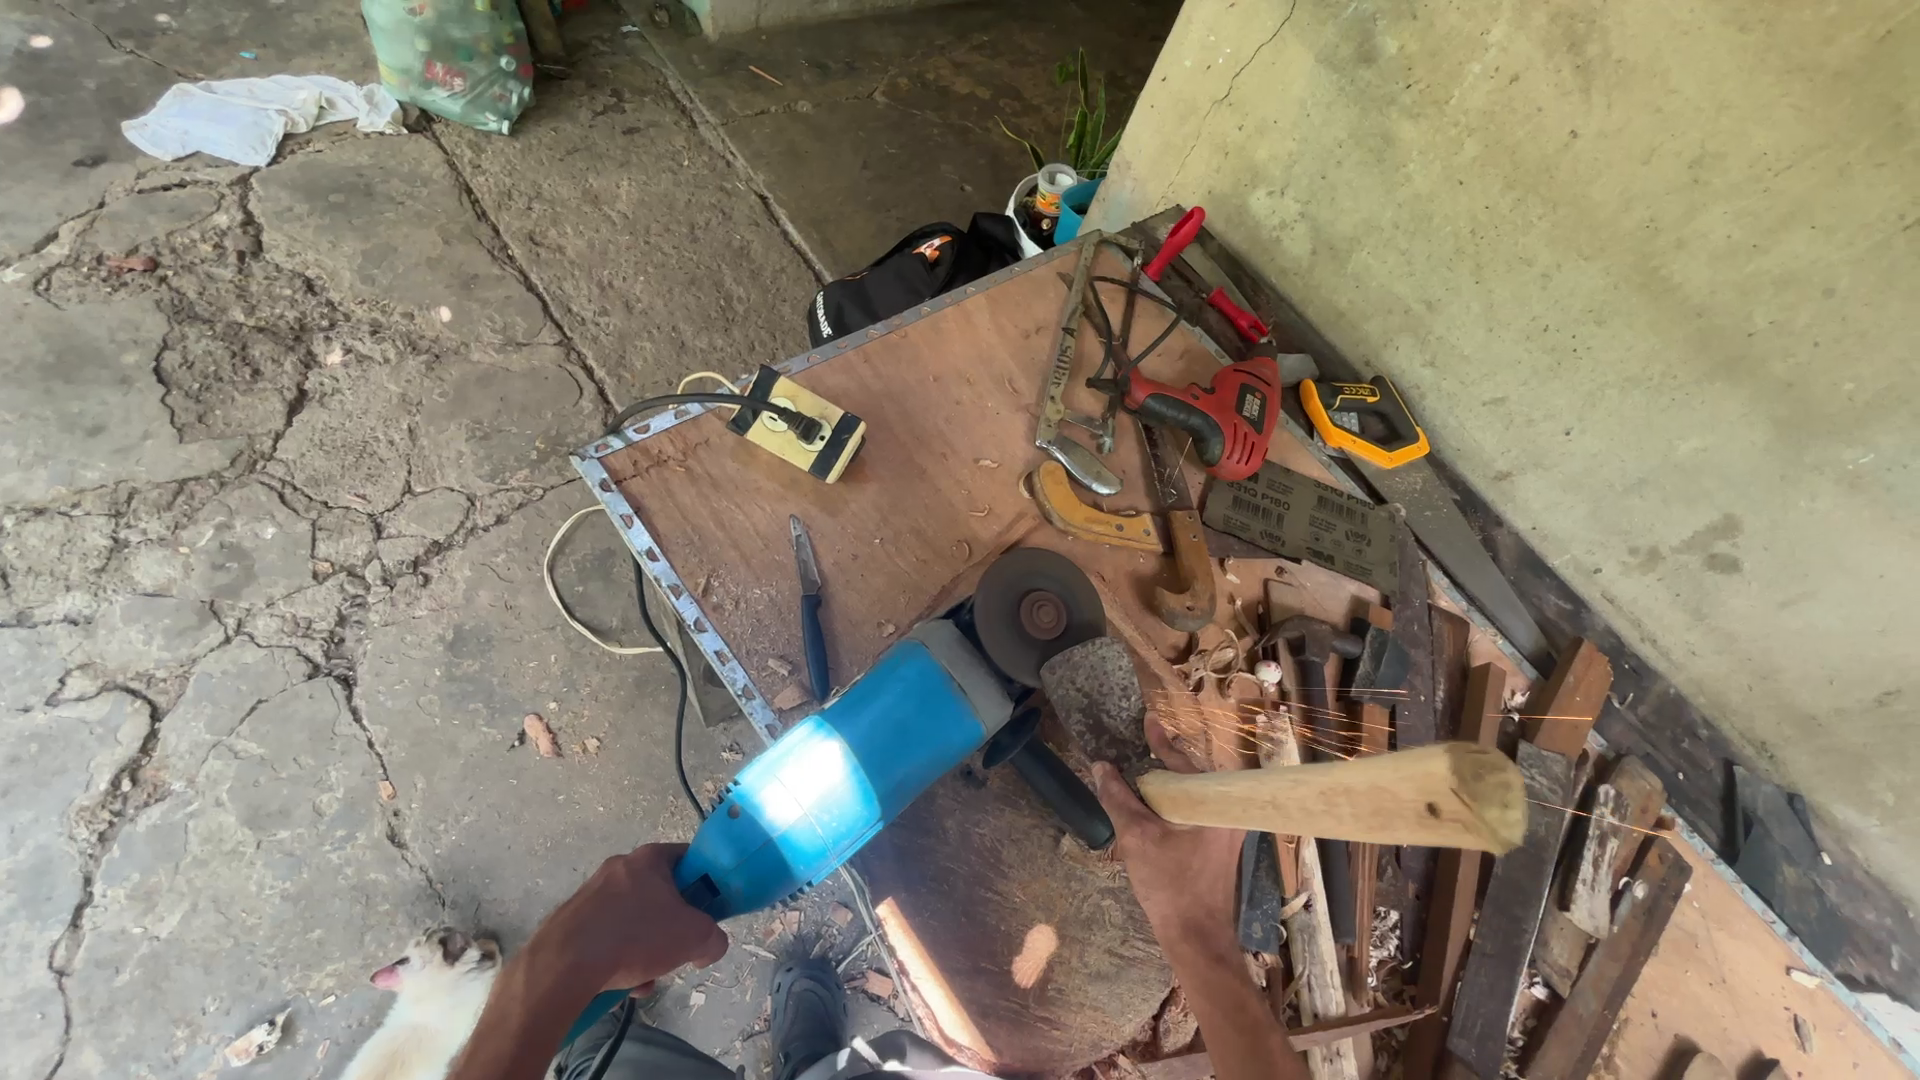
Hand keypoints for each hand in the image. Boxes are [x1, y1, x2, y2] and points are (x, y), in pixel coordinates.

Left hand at [525, 843, 728, 993]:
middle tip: (675, 948)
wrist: (562, 967)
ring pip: (632, 918)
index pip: (689, 858)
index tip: (706, 910)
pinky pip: (606, 935)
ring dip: (643, 947)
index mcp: (650, 857)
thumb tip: (709, 947)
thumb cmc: (636, 937)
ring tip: (644, 977)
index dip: (704, 883)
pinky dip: (616, 957)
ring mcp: (590, 893)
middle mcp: (619, 866)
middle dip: (670, 924)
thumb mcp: (695, 938)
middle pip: (659, 893)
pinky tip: (620, 985)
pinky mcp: (569, 920)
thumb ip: (714, 939)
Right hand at [1092, 718, 1244, 958]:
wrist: (1197, 939)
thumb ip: (1118, 798)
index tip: (1149, 719)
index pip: (1183, 762)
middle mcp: (1227, 812)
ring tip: (1143, 770)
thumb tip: (1100, 766)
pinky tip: (1153, 804)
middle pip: (1190, 775)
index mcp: (1214, 804)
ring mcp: (1227, 830)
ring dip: (1167, 783)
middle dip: (1165, 760)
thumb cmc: (1170, 886)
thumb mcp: (1136, 837)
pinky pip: (1196, 809)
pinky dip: (1173, 801)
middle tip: (1142, 744)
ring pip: (1193, 794)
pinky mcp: (1221, 844)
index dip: (1161, 742)